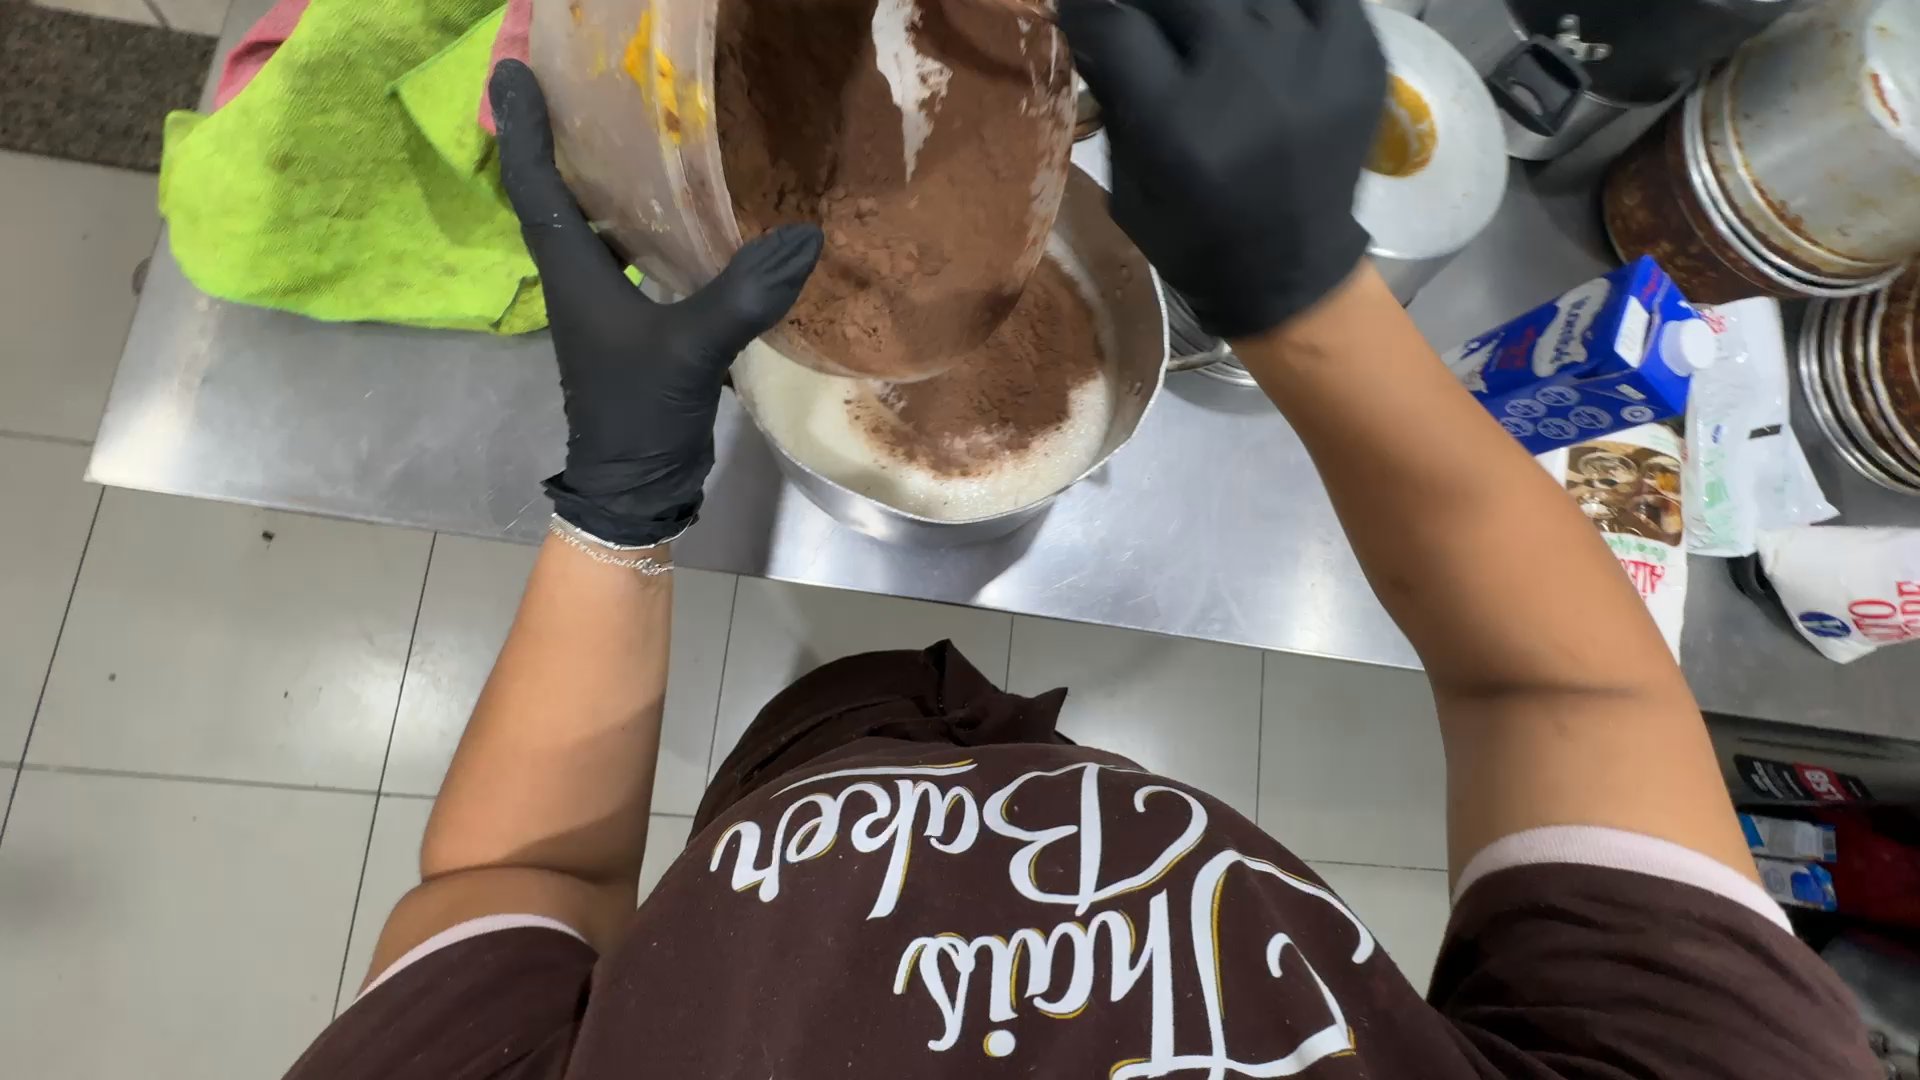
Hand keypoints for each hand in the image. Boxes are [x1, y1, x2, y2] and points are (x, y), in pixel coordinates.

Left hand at [490, 59, 823, 546]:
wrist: (637, 480)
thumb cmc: (642, 411)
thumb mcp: (693, 348)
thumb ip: (744, 294)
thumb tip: (805, 239)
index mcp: (574, 274)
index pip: (534, 184)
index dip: (524, 125)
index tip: (519, 69)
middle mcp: (580, 283)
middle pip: (557, 199)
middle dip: (560, 144)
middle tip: (586, 96)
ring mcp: (605, 311)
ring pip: (595, 234)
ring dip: (603, 190)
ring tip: (634, 146)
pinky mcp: (634, 333)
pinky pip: (632, 267)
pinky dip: (647, 237)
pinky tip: (683, 228)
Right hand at [1057, 0, 1385, 338]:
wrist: (1290, 270)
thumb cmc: (1197, 242)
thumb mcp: (1131, 194)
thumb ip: (1117, 111)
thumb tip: (1101, 39)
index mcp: (1174, 126)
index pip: (1115, 26)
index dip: (1087, 12)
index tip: (1081, 14)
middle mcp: (1240, 76)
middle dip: (1147, 7)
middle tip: (1144, 26)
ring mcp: (1307, 56)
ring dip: (1209, 10)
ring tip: (1203, 36)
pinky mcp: (1357, 49)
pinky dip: (1276, 4)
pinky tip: (1260, 28)